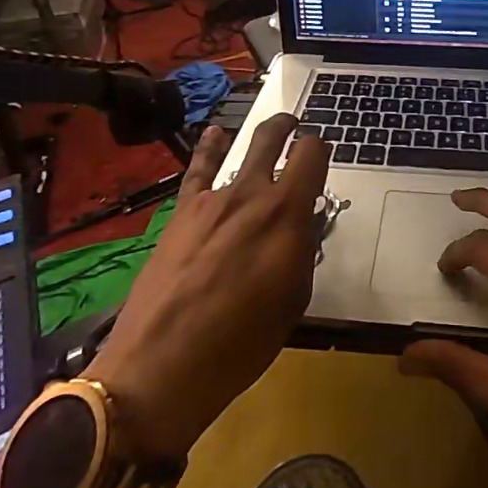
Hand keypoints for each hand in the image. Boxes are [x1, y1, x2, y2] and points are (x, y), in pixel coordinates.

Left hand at [83, 116, 327, 459]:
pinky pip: (199, 170)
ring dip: (259, 139)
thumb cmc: (240, 343)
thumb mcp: (291, 301)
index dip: (320, 149)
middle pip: (273, 142)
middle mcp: (251, 195)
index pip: (311, 157)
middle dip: (290, 130)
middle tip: (299, 128)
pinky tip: (215, 134)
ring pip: (239, 153)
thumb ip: (299, 254)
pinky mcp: (182, 211)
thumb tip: (300, 229)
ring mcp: (212, 199)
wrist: (164, 360)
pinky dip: (209, 148)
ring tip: (274, 128)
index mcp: (286, 215)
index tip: (323, 151)